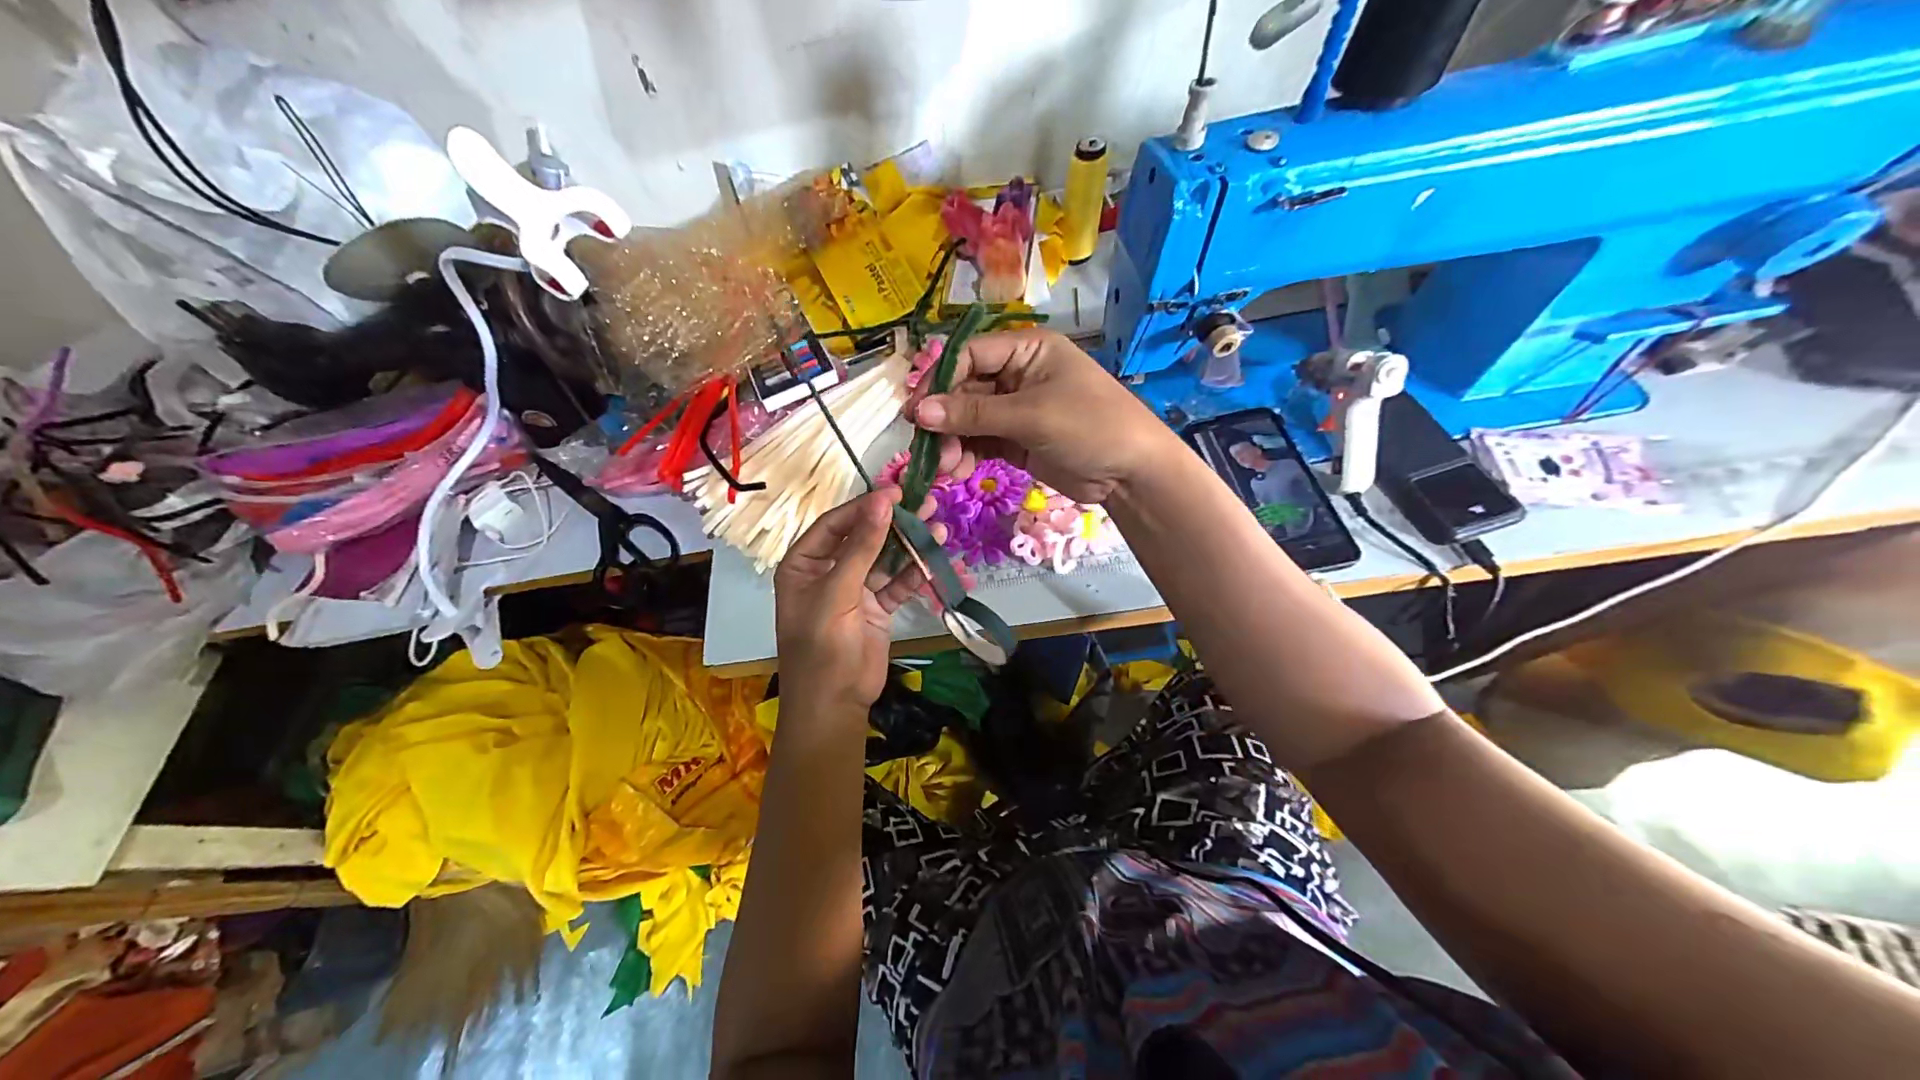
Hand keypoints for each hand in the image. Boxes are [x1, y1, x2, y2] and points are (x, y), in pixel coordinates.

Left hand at [774, 489, 928, 714]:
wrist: (834, 703)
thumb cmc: (822, 647)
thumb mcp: (838, 592)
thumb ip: (862, 546)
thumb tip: (882, 500)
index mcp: (804, 565)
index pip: (835, 525)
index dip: (865, 507)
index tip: (897, 493)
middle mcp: (829, 572)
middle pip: (864, 538)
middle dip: (894, 523)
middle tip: (926, 504)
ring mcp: (855, 590)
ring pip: (886, 560)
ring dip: (911, 547)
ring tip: (939, 528)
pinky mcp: (877, 608)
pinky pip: (898, 584)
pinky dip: (918, 575)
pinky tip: (940, 563)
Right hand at [911, 328, 1178, 502]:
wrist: (1132, 473)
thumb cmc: (1090, 426)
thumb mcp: (1031, 415)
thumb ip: (974, 414)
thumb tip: (919, 412)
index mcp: (1026, 350)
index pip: (969, 355)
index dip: (939, 381)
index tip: (916, 412)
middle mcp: (1017, 374)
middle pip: (963, 390)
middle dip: (944, 420)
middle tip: (929, 449)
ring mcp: (1015, 408)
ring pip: (967, 419)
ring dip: (952, 442)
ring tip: (948, 468)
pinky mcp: (1015, 439)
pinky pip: (979, 441)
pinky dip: (966, 455)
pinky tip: (959, 471)